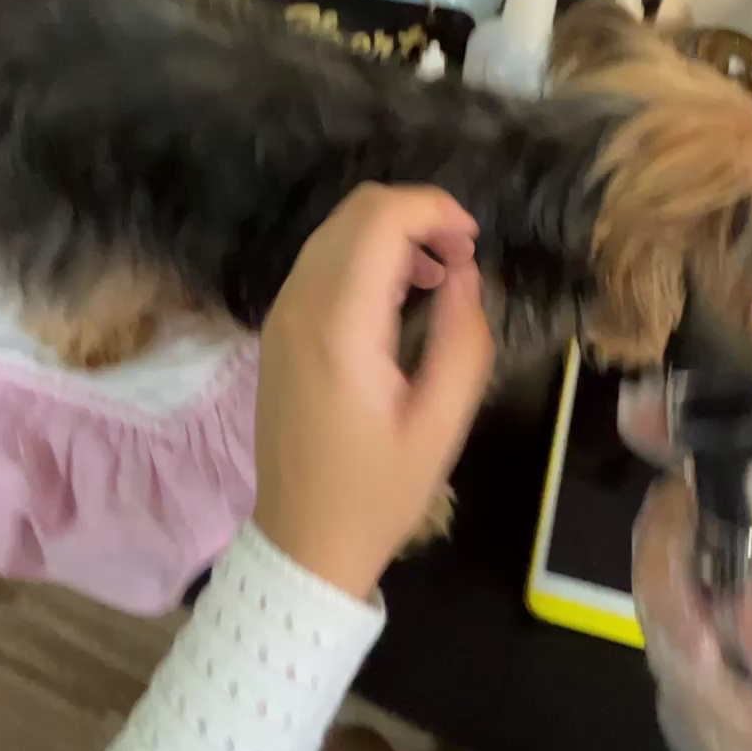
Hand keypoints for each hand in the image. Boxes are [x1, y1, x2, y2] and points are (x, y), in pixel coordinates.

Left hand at [253, 183, 495, 599]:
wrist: (301, 541)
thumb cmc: (377, 492)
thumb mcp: (442, 426)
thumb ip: (464, 339)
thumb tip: (464, 272)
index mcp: (338, 327)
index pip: (379, 220)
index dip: (434, 209)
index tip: (473, 242)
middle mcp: (298, 305)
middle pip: (356, 211)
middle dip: (417, 214)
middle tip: (462, 257)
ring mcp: (280, 314)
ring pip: (337, 229)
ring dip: (392, 232)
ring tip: (438, 275)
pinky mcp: (278, 327)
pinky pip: (322, 260)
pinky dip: (366, 255)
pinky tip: (399, 293)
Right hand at [624, 381, 751, 750]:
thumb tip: (748, 610)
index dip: (702, 421)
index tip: (639, 416)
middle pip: (678, 521)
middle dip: (673, 591)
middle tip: (708, 662)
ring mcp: (737, 622)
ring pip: (663, 610)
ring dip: (714, 698)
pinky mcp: (713, 678)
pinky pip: (673, 684)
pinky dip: (714, 733)